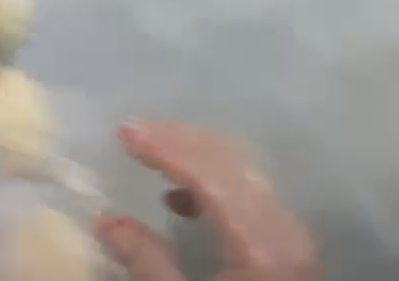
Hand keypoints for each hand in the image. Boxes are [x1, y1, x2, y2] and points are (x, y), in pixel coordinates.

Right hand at [96, 121, 315, 280]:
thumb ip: (146, 263)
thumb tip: (106, 220)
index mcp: (260, 245)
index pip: (209, 172)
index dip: (165, 147)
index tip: (123, 134)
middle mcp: (283, 231)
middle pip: (228, 160)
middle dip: (177, 140)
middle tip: (132, 135)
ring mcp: (291, 240)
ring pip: (241, 170)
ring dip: (193, 156)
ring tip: (150, 157)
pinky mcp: (289, 252)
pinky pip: (249, 194)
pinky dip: (212, 181)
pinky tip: (181, 200)